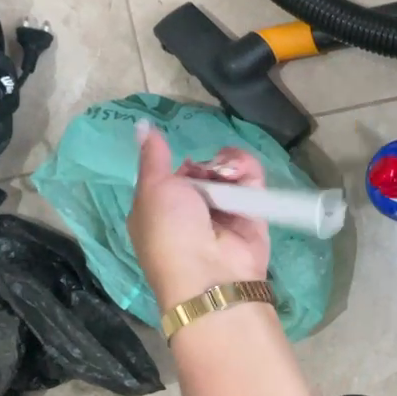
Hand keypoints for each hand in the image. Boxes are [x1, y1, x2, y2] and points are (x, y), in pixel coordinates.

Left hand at [128, 122, 270, 311]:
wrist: (211, 271)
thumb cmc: (170, 232)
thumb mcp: (152, 189)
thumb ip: (153, 157)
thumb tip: (143, 124)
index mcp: (160, 210)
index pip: (172, 176)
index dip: (177, 165)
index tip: (181, 164)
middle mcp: (193, 212)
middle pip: (203, 172)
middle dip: (205, 165)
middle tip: (203, 173)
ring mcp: (225, 213)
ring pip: (229, 173)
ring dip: (227, 165)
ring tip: (226, 174)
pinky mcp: (254, 214)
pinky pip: (252, 182)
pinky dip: (248, 171)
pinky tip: (241, 173)